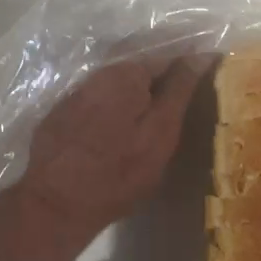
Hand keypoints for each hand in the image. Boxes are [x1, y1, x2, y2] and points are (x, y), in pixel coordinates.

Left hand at [18, 53, 211, 248]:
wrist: (55, 205)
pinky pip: (98, 105)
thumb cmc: (119, 172)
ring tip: (150, 126)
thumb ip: (180, 90)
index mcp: (127, 73)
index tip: (205, 89)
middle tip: (180, 113)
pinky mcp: (61, 116)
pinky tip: (118, 137)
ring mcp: (76, 95)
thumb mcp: (161, 133)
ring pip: (118, 89)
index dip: (189, 73)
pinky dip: (113, 114)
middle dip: (161, 86)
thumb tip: (200, 55)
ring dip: (136, 101)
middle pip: (140, 72)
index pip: (168, 59)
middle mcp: (98, 74)